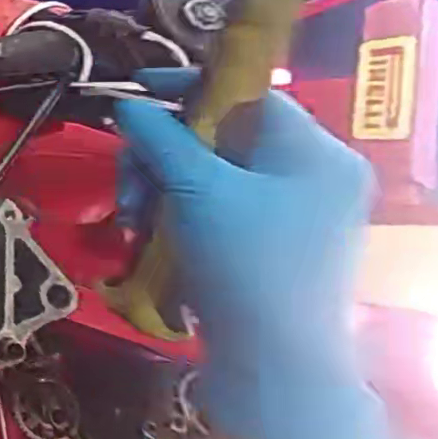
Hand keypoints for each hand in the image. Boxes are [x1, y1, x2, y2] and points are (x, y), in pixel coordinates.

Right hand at [113, 68, 386, 438]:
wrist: (272, 353)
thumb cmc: (244, 259)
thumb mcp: (196, 190)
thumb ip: (160, 139)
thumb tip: (125, 103)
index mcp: (312, 153)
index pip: (247, 95)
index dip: (190, 86)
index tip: (137, 85)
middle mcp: (307, 172)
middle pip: (215, 135)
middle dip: (160, 154)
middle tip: (129, 182)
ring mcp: (286, 206)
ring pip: (203, 170)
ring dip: (157, 184)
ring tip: (135, 216)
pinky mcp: (262, 234)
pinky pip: (208, 200)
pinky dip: (173, 207)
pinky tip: (150, 230)